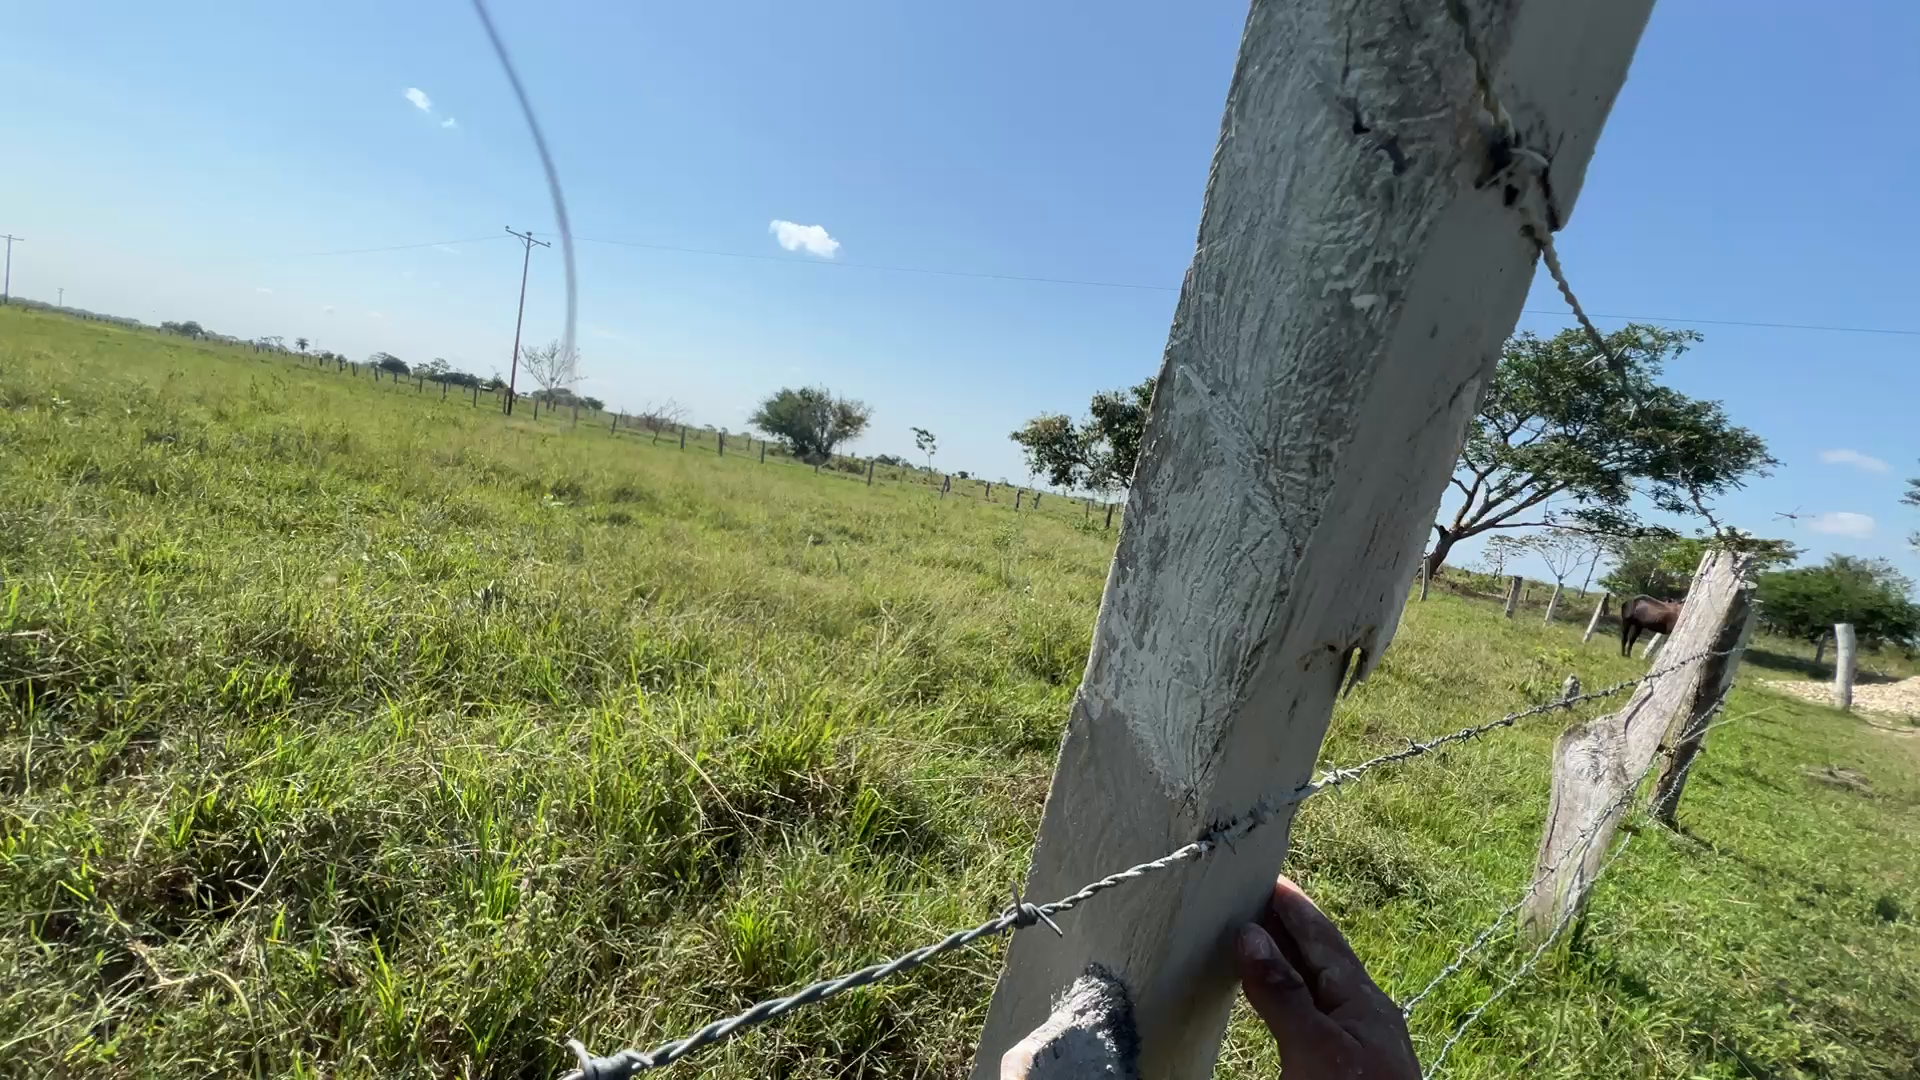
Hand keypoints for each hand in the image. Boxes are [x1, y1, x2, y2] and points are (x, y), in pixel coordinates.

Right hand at [1235, 876, 1418, 1079]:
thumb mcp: (1315, 1050)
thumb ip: (1282, 992)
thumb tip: (1249, 932)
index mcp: (1364, 1002)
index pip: (1322, 936)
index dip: (1293, 903)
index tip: (1263, 872)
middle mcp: (1362, 1017)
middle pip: (1320, 956)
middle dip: (1286, 924)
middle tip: (1247, 894)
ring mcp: (1354, 1047)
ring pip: (1314, 985)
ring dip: (1283, 958)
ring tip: (1251, 936)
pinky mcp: (1339, 1071)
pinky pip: (1307, 1012)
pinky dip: (1283, 992)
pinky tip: (1268, 997)